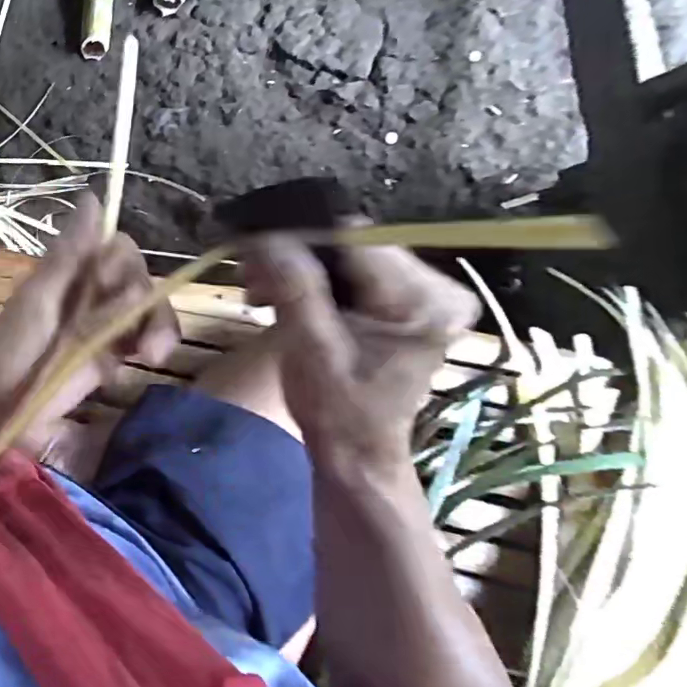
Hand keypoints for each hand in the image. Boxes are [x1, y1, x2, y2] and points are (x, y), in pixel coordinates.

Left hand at [0, 193, 177, 424]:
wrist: (2, 399)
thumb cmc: (13, 343)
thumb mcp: (39, 296)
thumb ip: (69, 254)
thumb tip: (92, 198)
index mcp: (76, 267)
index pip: (119, 249)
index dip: (124, 265)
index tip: (109, 285)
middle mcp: (96, 288)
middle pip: (141, 279)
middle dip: (149, 304)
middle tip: (143, 335)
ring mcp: (107, 318)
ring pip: (150, 308)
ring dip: (159, 326)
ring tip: (152, 354)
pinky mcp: (115, 349)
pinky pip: (147, 337)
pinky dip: (155, 343)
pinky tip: (150, 358)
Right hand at [244, 234, 477, 466]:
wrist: (356, 452)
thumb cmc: (337, 411)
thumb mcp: (310, 348)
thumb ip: (294, 287)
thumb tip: (267, 234)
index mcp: (424, 302)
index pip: (355, 240)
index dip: (299, 236)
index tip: (253, 245)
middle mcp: (436, 289)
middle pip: (350, 243)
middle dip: (294, 254)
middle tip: (251, 275)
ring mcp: (423, 292)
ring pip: (344, 252)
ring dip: (297, 265)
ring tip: (259, 289)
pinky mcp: (405, 297)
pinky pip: (350, 268)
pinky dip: (312, 277)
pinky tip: (282, 293)